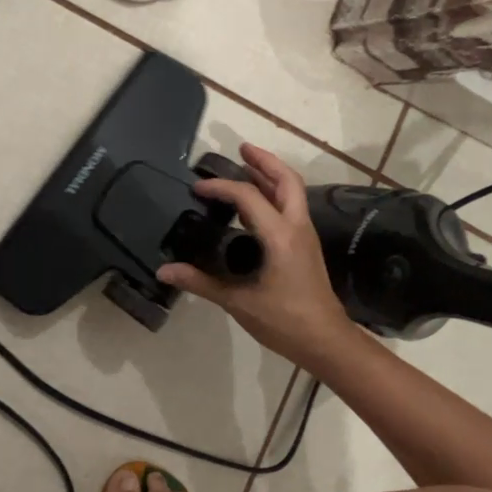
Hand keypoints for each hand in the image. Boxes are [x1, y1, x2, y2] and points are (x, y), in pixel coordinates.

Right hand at [157, 143, 358, 363]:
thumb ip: (201, 283)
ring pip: (292, 192)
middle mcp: (296, 228)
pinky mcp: (305, 246)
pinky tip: (255, 203)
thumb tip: (164, 271)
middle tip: (240, 149)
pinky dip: (274, 194)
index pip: (248, 197)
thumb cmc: (285, 321)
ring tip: (247, 166)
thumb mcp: (238, 302)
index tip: (197, 188)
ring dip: (271, 175)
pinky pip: (291, 207)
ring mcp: (305, 236)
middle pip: (286, 180)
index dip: (221, 187)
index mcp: (280, 236)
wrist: (326, 342)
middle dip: (264, 161)